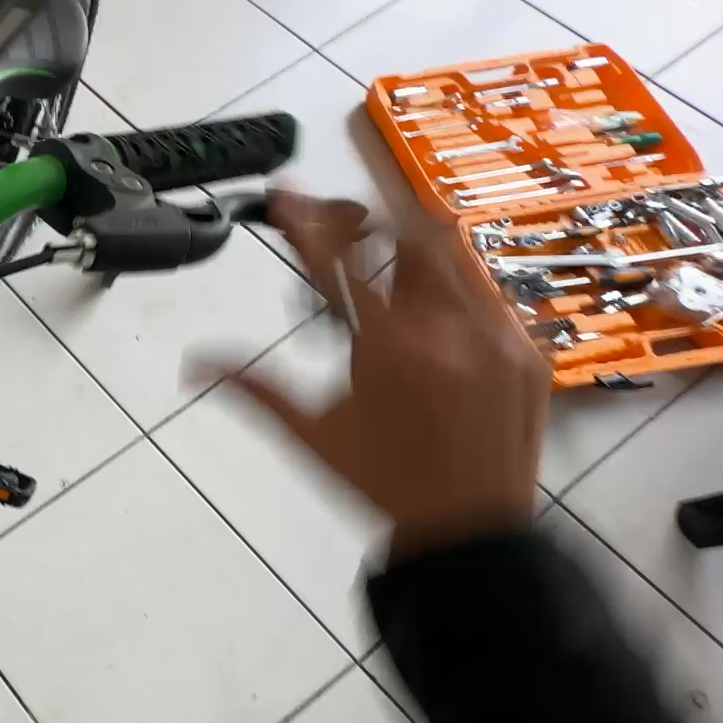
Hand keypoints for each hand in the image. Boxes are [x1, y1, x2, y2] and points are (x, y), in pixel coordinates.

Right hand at [208, 192, 548, 558]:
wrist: (467, 527)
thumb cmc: (375, 480)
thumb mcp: (305, 433)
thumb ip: (249, 388)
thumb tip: (192, 364)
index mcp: (388, 350)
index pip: (339, 266)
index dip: (307, 223)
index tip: (285, 195)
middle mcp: (450, 331)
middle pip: (410, 238)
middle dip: (368, 217)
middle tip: (337, 217)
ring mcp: (499, 337)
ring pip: (454, 258)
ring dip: (409, 242)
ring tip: (379, 246)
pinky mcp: (529, 351)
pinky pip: (486, 294)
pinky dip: (448, 282)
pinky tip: (426, 301)